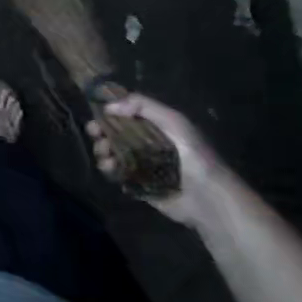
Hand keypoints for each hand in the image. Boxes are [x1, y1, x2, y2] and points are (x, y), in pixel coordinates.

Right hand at [87, 93, 231, 228]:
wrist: (206, 196)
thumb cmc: (192, 154)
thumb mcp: (173, 121)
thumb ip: (143, 106)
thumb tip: (108, 106)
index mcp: (155, 126)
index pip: (126, 114)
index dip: (109, 113)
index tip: (97, 115)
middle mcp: (145, 143)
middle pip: (114, 133)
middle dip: (101, 132)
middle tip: (95, 134)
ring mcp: (140, 163)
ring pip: (111, 152)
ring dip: (102, 150)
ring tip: (105, 155)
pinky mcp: (136, 183)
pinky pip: (115, 173)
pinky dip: (108, 168)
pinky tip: (110, 168)